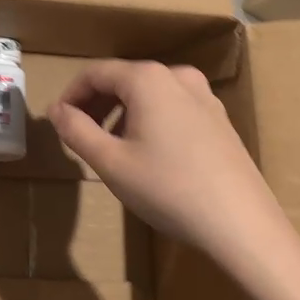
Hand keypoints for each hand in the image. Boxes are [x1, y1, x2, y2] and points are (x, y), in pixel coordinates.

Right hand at [49, 60, 289, 267]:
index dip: (71, 95)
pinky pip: (173, 108)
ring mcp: (205, 97)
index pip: (95, 73)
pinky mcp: (220, 120)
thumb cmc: (168, 189)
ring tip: (112, 148)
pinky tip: (150, 156)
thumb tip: (57, 110)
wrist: (242, 226)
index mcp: (147, 78)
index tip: (58, 122)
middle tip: (80, 136)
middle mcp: (177, 77)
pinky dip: (151, 121)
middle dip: (96, 104)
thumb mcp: (110, 162)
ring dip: (123, 113)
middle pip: (124, 79)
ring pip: (149, 94)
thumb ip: (76, 130)